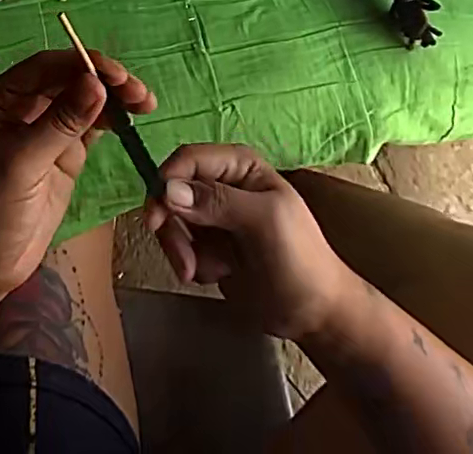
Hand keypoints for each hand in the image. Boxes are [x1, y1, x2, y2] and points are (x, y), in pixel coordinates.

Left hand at [0, 50, 154, 300]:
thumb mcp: (22, 163)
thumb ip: (61, 122)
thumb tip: (98, 83)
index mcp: (4, 97)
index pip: (50, 66)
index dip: (86, 64)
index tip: (119, 76)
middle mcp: (26, 105)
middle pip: (72, 79)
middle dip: (107, 81)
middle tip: (140, 93)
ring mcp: (48, 129)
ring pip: (87, 100)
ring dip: (115, 98)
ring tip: (145, 104)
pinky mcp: (65, 153)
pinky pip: (92, 126)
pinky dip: (113, 120)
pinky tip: (131, 120)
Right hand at [142, 143, 362, 340]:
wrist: (315, 314)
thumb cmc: (300, 259)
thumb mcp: (264, 222)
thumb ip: (217, 201)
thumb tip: (168, 189)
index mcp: (239, 165)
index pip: (188, 159)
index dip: (167, 183)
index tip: (157, 219)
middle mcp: (222, 183)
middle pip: (172, 191)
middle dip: (173, 227)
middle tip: (184, 262)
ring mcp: (214, 215)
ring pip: (172, 220)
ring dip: (181, 249)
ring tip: (206, 272)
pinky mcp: (208, 245)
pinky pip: (180, 245)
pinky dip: (190, 262)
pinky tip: (215, 274)